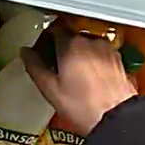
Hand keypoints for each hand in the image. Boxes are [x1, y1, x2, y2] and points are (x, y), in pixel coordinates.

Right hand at [23, 33, 137, 136]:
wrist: (116, 117)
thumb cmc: (83, 106)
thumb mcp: (50, 88)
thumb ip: (35, 66)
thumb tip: (26, 53)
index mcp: (71, 44)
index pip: (55, 27)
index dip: (46, 35)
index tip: (42, 46)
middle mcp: (90, 41)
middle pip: (71, 34)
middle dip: (61, 45)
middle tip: (53, 61)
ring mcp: (107, 49)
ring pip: (87, 43)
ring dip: (78, 52)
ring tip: (71, 71)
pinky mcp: (118, 59)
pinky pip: (99, 52)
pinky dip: (92, 59)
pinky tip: (87, 76)